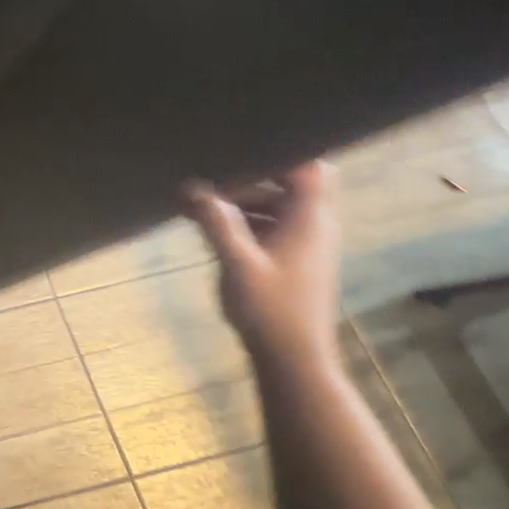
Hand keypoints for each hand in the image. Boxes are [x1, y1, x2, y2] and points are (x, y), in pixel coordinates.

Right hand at [184, 160, 343, 369]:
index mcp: (309, 221)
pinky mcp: (294, 259)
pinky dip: (245, 220)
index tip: (240, 149)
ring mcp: (306, 244)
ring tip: (197, 203)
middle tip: (208, 178)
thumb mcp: (237, 262)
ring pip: (277, 205)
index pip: (311, 169)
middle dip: (249, 177)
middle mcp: (314, 226)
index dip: (282, 153)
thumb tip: (193, 188)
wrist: (294, 358)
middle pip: (290, 183)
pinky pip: (272, 225)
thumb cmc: (271, 308)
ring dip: (241, 200)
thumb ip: (216, 221)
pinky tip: (210, 226)